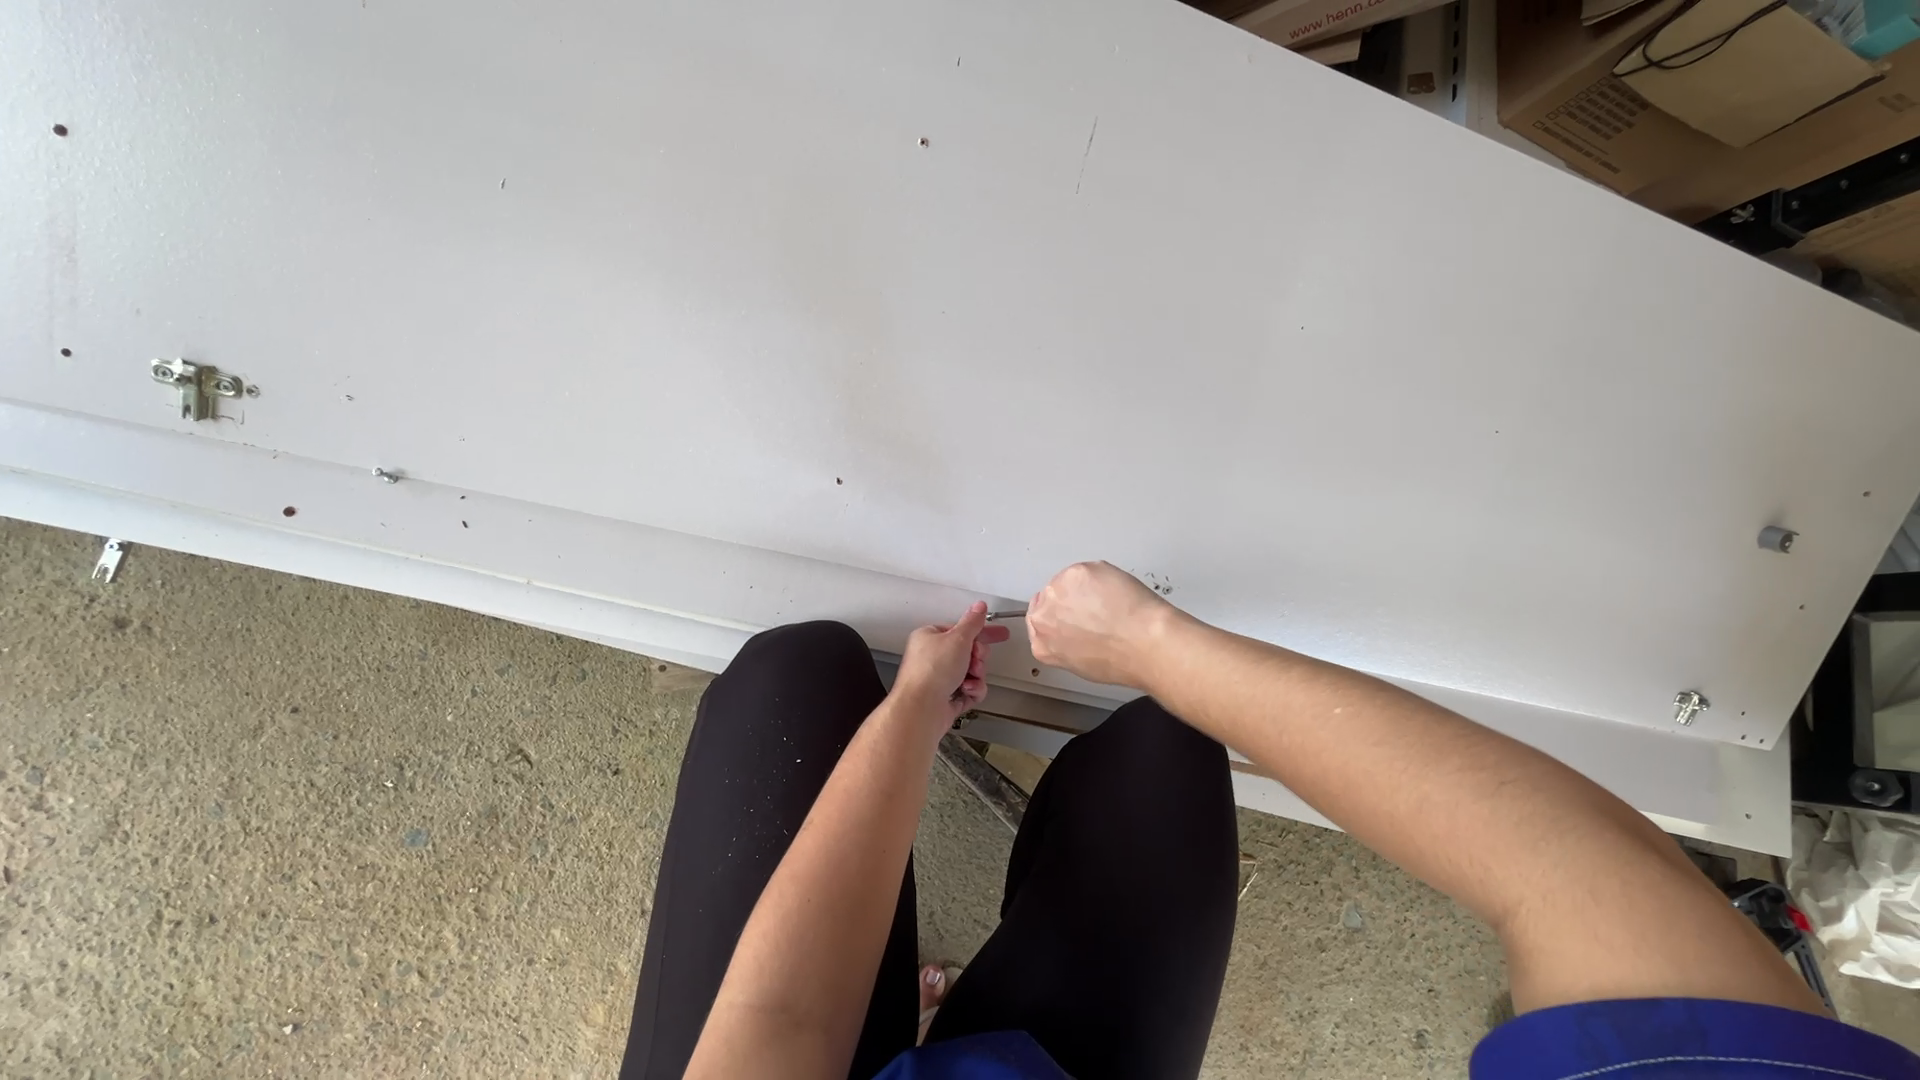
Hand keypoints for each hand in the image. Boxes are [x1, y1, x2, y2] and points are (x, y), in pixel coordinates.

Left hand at [891, 602, 1011, 724]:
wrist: (922, 709)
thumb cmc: (930, 672)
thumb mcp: (958, 639)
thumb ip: (972, 623)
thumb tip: (979, 607)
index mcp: (929, 637)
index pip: (960, 629)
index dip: (980, 632)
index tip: (999, 633)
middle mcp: (932, 657)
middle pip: (969, 652)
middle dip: (977, 658)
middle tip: (975, 659)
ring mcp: (939, 679)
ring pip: (972, 672)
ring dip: (976, 676)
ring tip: (968, 678)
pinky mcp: (946, 697)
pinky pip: (970, 690)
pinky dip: (972, 690)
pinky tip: (966, 691)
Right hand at [1028, 562, 1181, 688]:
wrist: (1144, 643)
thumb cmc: (1122, 660)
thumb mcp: (1081, 664)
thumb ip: (1065, 643)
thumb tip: (1075, 629)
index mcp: (1041, 643)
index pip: (1039, 619)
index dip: (1060, 615)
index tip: (1071, 614)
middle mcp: (1043, 615)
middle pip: (1049, 596)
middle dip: (1069, 599)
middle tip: (1094, 607)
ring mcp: (1057, 590)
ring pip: (1067, 580)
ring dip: (1085, 586)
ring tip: (1110, 602)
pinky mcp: (1077, 572)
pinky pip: (1086, 570)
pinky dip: (1101, 577)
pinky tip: (1116, 593)